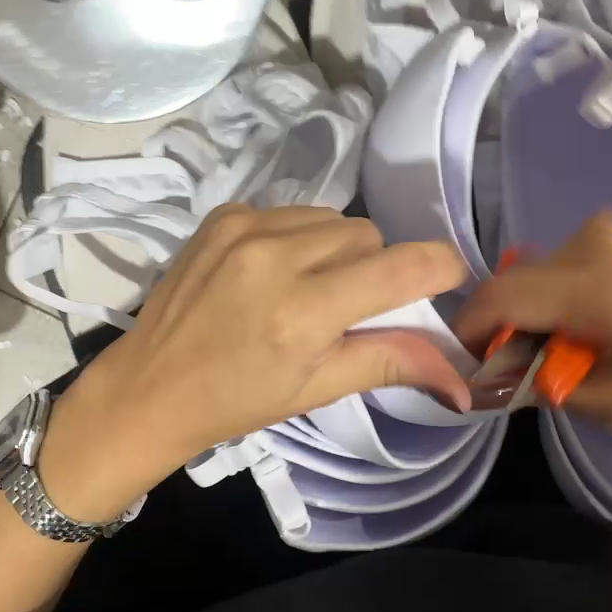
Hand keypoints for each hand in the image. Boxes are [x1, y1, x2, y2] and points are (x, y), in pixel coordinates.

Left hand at [37, 205, 471, 519]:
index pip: (402, 268)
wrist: (148, 386)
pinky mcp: (224, 214)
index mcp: (303, 311)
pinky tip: (271, 272)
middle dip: (374, 269)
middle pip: (369, 236)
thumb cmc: (236, 400)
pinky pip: (294, 212)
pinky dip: (298, 239)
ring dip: (337, 251)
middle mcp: (276, 255)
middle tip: (347, 309)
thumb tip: (464, 380)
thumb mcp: (317, 388)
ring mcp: (245, 227)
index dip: (440, 268)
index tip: (445, 281)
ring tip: (306, 289)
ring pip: (334, 219)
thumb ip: (392, 362)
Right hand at [454, 213, 611, 430]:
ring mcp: (608, 229)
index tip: (469, 359)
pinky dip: (552, 291)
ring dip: (530, 309)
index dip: (472, 327)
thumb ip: (550, 387)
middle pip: (513, 281)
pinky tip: (583, 319)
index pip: (504, 297)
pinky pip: (556, 260)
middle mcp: (599, 246)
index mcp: (605, 293)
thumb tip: (496, 376)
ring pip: (532, 270)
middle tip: (518, 364)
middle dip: (502, 324)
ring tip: (562, 345)